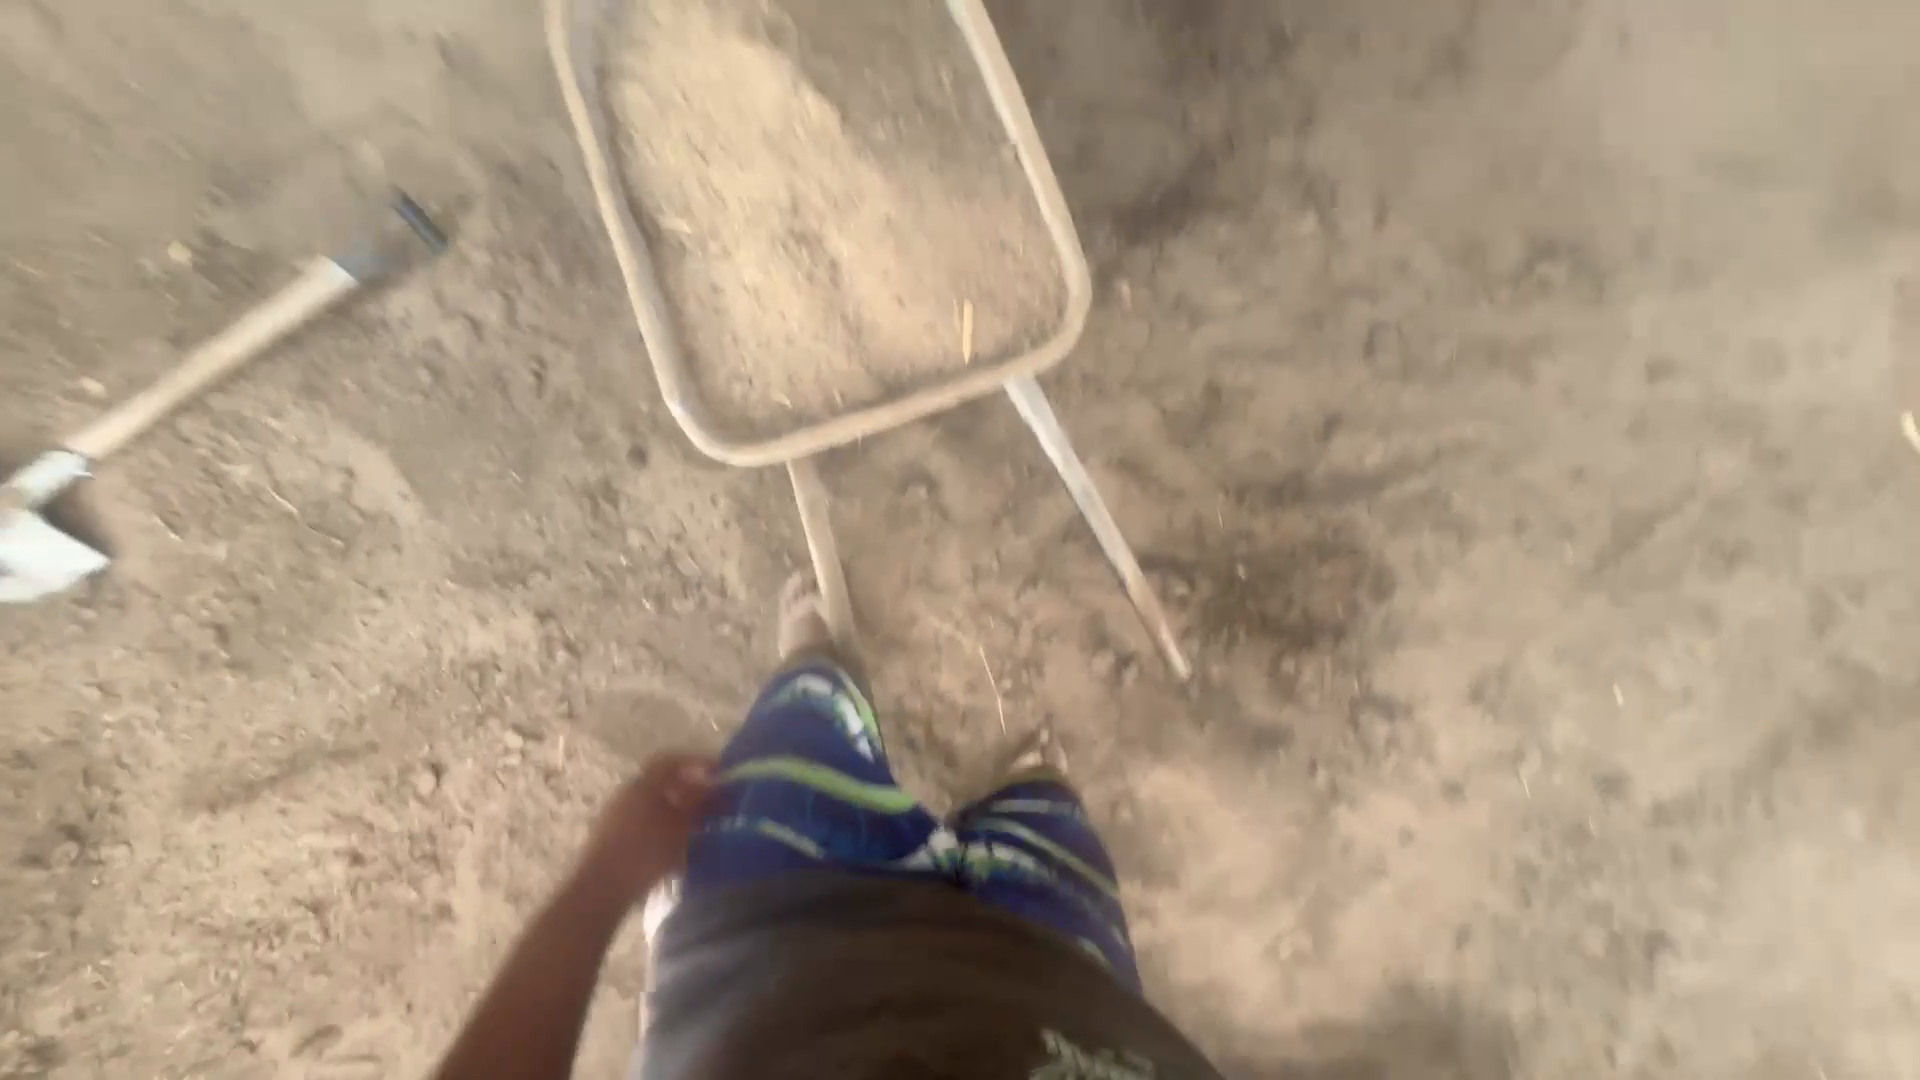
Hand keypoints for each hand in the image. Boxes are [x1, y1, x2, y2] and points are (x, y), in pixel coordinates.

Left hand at [573, 753, 716, 908]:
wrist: (598, 892)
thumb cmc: (644, 854)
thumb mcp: (680, 828)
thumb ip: (699, 804)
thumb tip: (715, 787)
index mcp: (643, 785)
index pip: (672, 761)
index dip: (698, 762)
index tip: (720, 772)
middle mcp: (627, 793)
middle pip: (663, 782)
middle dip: (691, 789)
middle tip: (715, 802)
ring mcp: (616, 815)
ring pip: (654, 804)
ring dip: (678, 810)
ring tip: (701, 826)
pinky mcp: (610, 837)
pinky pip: (644, 821)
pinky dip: (664, 825)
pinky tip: (678, 845)